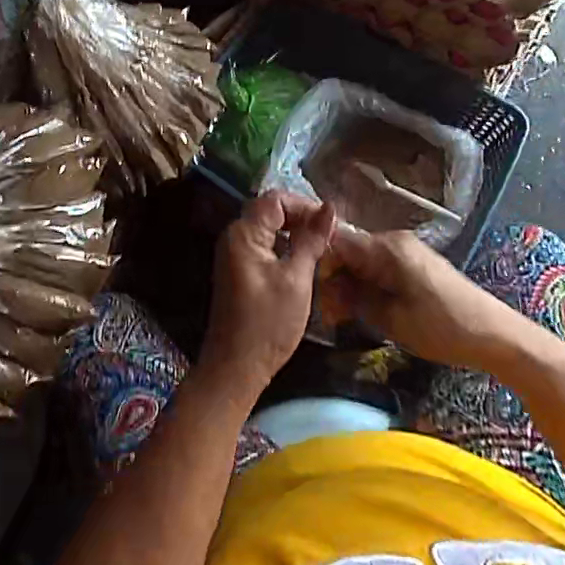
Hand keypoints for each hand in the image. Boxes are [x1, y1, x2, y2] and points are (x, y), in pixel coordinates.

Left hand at [201, 191, 335, 395]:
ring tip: (324, 246)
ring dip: (295, 232)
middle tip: (330, 234)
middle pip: (270, 209)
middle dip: (301, 216)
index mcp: (243, 233)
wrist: (236, 366)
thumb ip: (311, 241)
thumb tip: (330, 208)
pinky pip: (263, 244)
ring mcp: (234, 252)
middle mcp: (234, 235)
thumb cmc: (268, 324)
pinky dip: (285, 246)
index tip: (330, 223)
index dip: (304, 204)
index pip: (275, 199)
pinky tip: (305, 260)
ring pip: (268, 227)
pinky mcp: (238, 268)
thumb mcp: (296, 280)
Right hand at [316, 225, 535, 368]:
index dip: (320, 264)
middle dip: (333, 279)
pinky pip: (378, 267)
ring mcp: (405, 251)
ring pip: (361, 261)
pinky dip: (366, 285)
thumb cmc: (444, 328)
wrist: (498, 336)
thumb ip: (354, 298)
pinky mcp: (414, 264)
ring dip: (349, 285)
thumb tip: (328, 288)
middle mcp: (393, 241)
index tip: (313, 293)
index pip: (337, 242)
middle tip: (330, 315)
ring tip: (345, 317)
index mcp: (386, 248)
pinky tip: (365, 309)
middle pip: (347, 251)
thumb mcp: (391, 320)